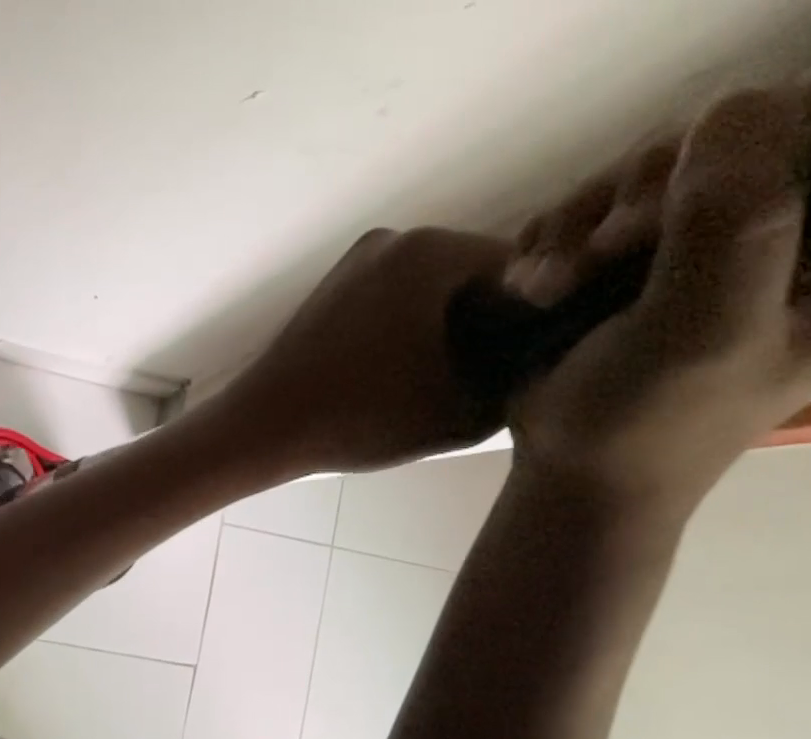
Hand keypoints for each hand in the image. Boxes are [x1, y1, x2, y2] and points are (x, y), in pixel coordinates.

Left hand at [194, 227, 514, 477]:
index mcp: (432, 251)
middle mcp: (395, 239)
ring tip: (453, 377)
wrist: (263, 428)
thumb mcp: (463, 410)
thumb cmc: (361, 418)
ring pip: (436, 286)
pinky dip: (414, 325)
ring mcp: (358, 260)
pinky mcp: (334, 286)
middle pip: (478, 273)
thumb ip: (522, 377)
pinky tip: (410, 371)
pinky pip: (397, 296)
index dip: (544, 318)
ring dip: (454, 324)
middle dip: (496, 319)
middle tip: (499, 375)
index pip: (528, 270)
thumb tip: (547, 362)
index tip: (540, 363)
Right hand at [507, 84, 810, 511]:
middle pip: (743, 132)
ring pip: (659, 161)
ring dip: (583, 218)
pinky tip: (537, 282)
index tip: (685, 203)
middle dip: (650, 189)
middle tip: (604, 254)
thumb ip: (735, 222)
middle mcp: (808, 227)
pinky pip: (602, 196)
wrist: (572, 475)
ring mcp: (719, 235)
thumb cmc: (651, 424)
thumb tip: (736, 104)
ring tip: (550, 286)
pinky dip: (556, 233)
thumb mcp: (703, 330)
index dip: (776, 139)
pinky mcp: (647, 249)